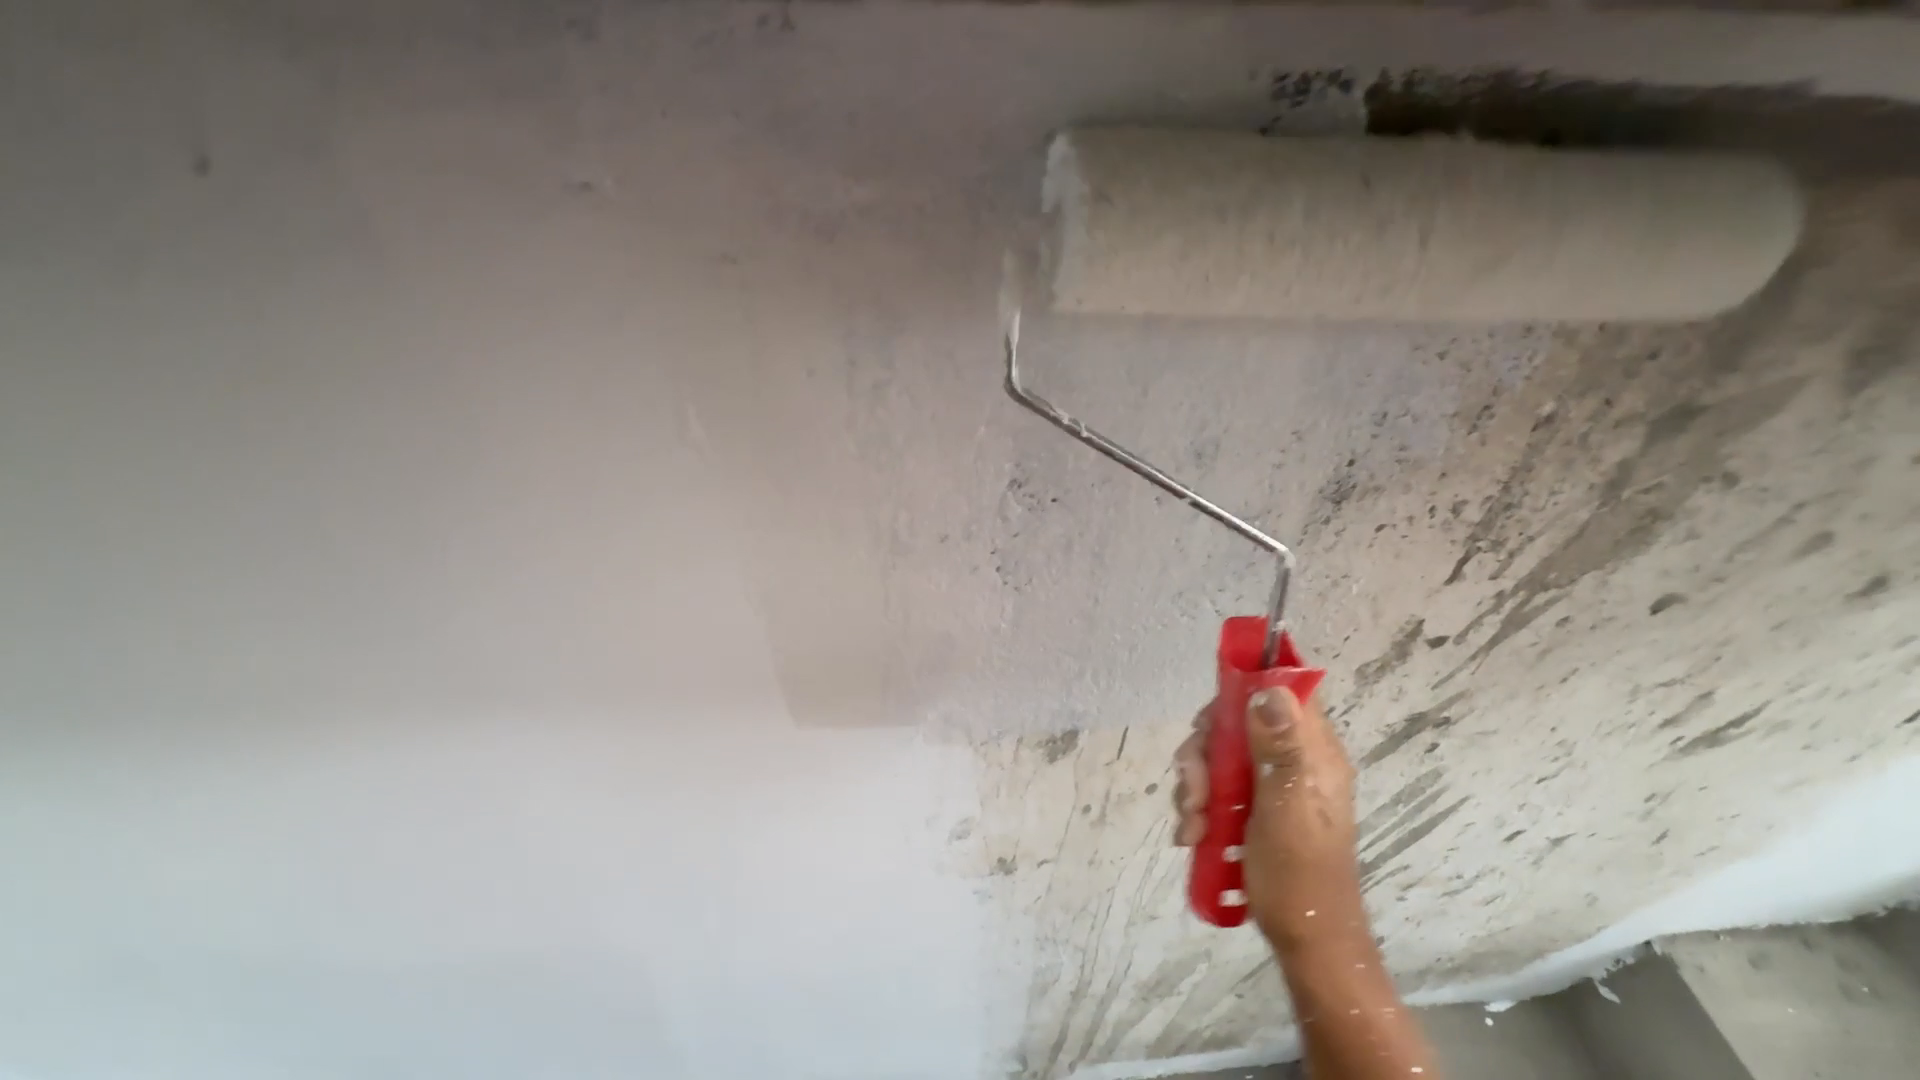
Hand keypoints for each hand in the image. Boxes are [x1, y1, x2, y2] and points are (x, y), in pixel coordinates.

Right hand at [1172, 687, 1358, 941]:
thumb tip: (1269, 690)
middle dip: (1205, 753)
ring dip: (1197, 786)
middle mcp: (1296, 760)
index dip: (1244, 690)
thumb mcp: (1286, 808)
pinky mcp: (1255, 809)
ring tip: (1194, 824)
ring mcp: (1274, 785)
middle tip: (1195, 789)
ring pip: (1221, 757)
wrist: (1306, 940)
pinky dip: (1200, 808)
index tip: (1212, 718)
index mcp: (1314, 753)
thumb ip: (1280, 749)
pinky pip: (1218, 788)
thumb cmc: (1300, 876)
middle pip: (1238, 723)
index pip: (1283, 692)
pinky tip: (1194, 835)